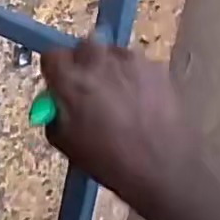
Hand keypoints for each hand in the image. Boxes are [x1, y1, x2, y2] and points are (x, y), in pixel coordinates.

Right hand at [40, 39, 214, 219]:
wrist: (167, 172)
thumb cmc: (111, 163)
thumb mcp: (68, 146)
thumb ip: (55, 115)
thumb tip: (56, 101)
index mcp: (72, 80)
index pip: (52, 56)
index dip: (56, 71)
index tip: (61, 85)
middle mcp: (98, 60)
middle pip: (83, 48)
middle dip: (83, 65)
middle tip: (91, 90)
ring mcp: (130, 60)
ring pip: (112, 54)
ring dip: (110, 69)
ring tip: (121, 98)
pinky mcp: (156, 65)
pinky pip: (137, 64)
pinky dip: (135, 77)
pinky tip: (143, 102)